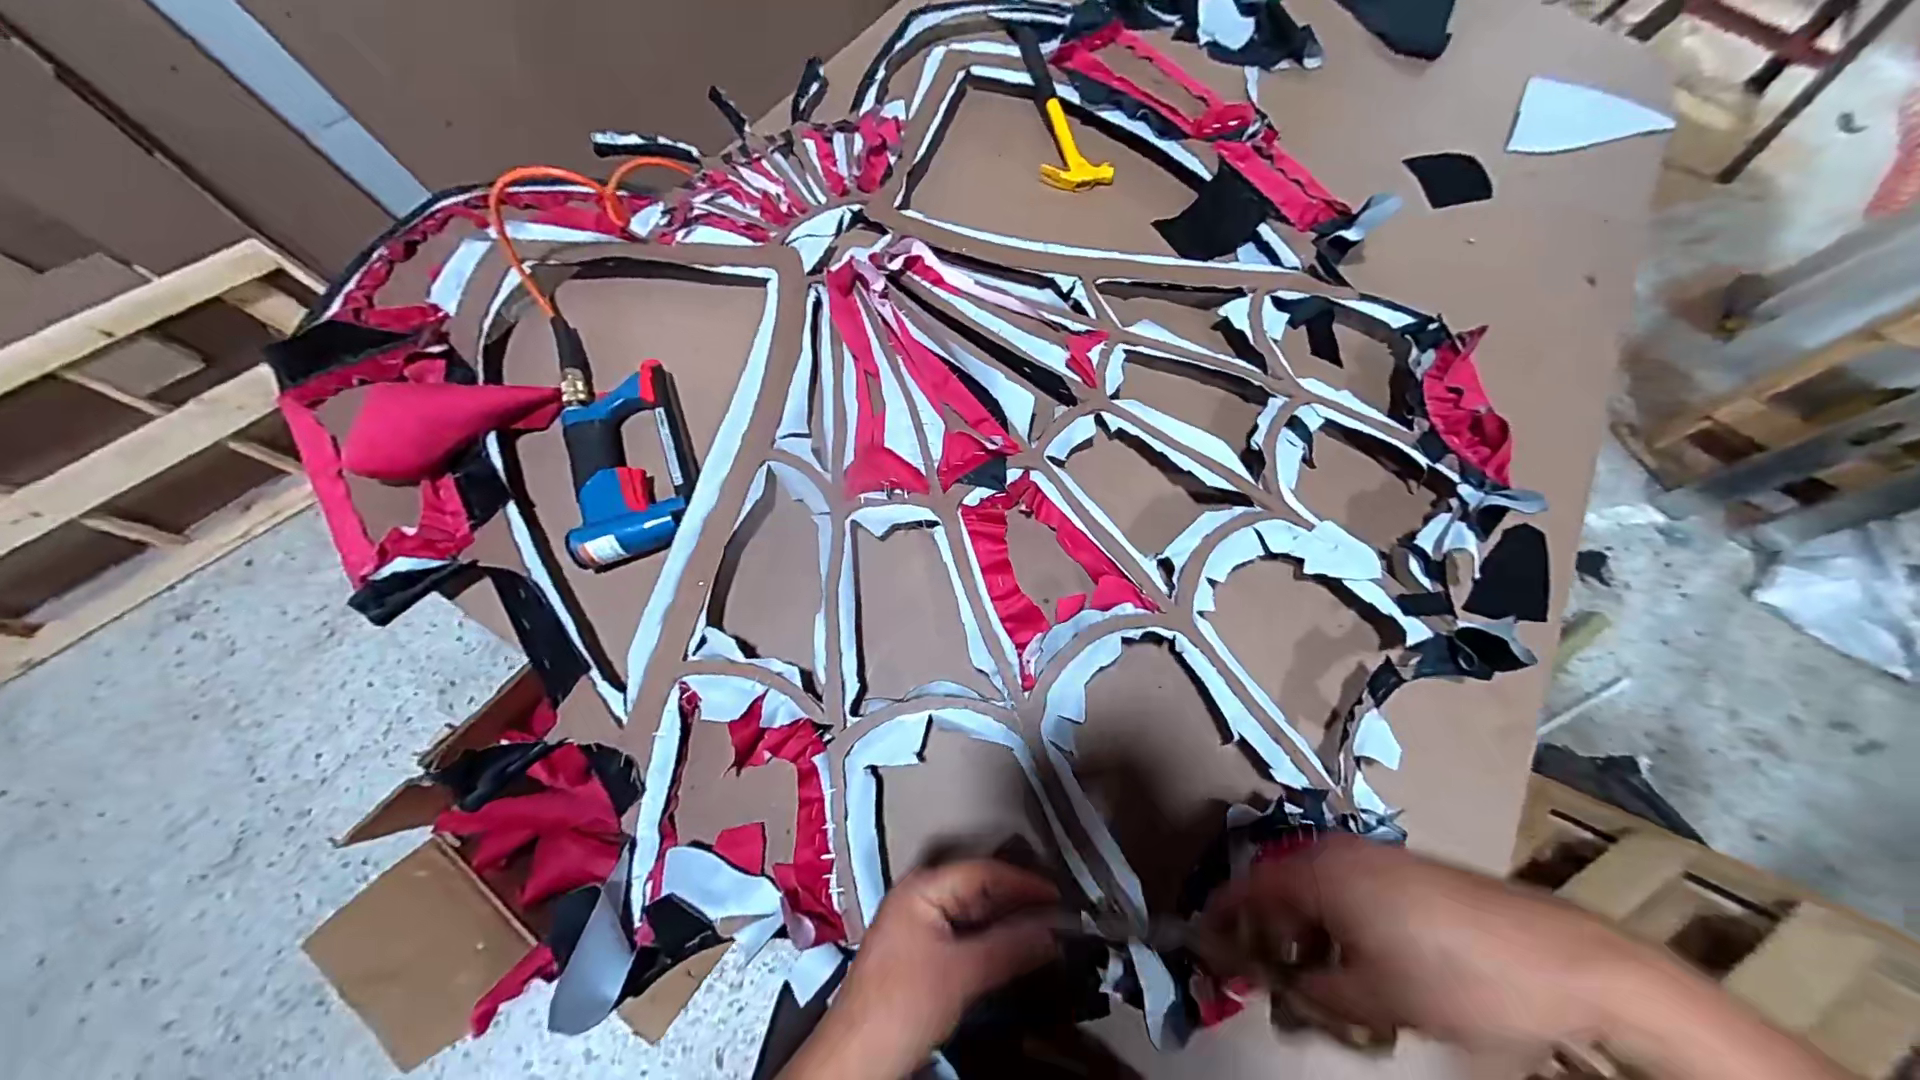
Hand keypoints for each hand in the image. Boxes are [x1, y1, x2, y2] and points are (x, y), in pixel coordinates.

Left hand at [780, 860, 1060, 1079]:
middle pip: (979, 888)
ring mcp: (918, 921)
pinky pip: (964, 932)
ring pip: (973, 911)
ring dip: (1007, 921)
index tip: (1058, 896)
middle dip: (1018, 901)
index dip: (1024, 882)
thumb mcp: (964, 973)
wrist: (859, 1054)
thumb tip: (1053, 932)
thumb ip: (1011, 947)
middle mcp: (919, 895)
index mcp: (923, 886)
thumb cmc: (903, 1005)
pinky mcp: (921, 949)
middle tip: (1057, 912)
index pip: (984, 872)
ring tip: (1044, 929)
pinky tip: (1014, 948)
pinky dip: (991, 938)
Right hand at [1198, 833, 1659, 1054]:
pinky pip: (1344, 891)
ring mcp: (1371, 857)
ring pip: (1313, 892)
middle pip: (1278, 889)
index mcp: (1318, 871)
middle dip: (1266, 933)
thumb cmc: (1456, 977)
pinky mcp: (1400, 870)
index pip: (1247, 887)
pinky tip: (1355, 963)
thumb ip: (1309, 991)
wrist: (1561, 957)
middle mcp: (1336, 852)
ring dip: (1303, 934)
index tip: (1205, 943)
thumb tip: (1277, 986)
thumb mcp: (1374, 998)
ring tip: (1315, 982)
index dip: (1222, 916)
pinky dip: (1334, 924)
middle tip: (1266, 978)